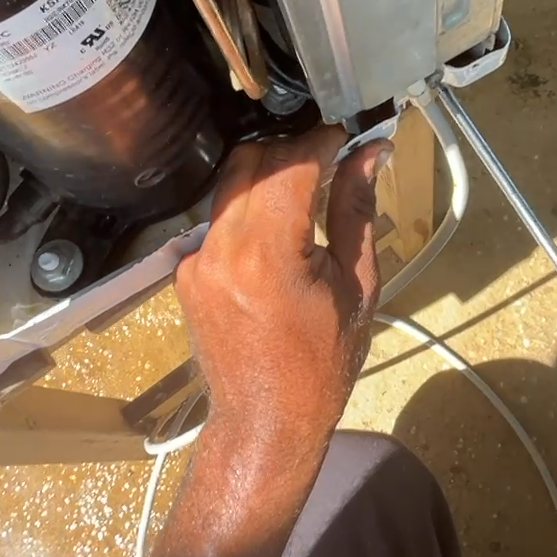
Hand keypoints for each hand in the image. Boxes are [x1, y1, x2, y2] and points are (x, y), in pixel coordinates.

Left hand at [175, 127, 389, 462]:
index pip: (291, 164)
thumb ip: (357, 211)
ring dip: (268, 173)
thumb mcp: (357, 286)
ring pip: (229, 183)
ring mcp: (196, 259)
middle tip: (330, 159)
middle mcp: (222, 247)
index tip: (346, 135)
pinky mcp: (185, 272)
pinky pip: (217, 217)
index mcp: (270, 254)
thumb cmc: (324, 363)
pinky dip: (248, 207)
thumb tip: (371, 154)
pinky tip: (276, 228)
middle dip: (293, 149)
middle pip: (252, 161)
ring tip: (306, 189)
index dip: (322, 139)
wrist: (265, 421)